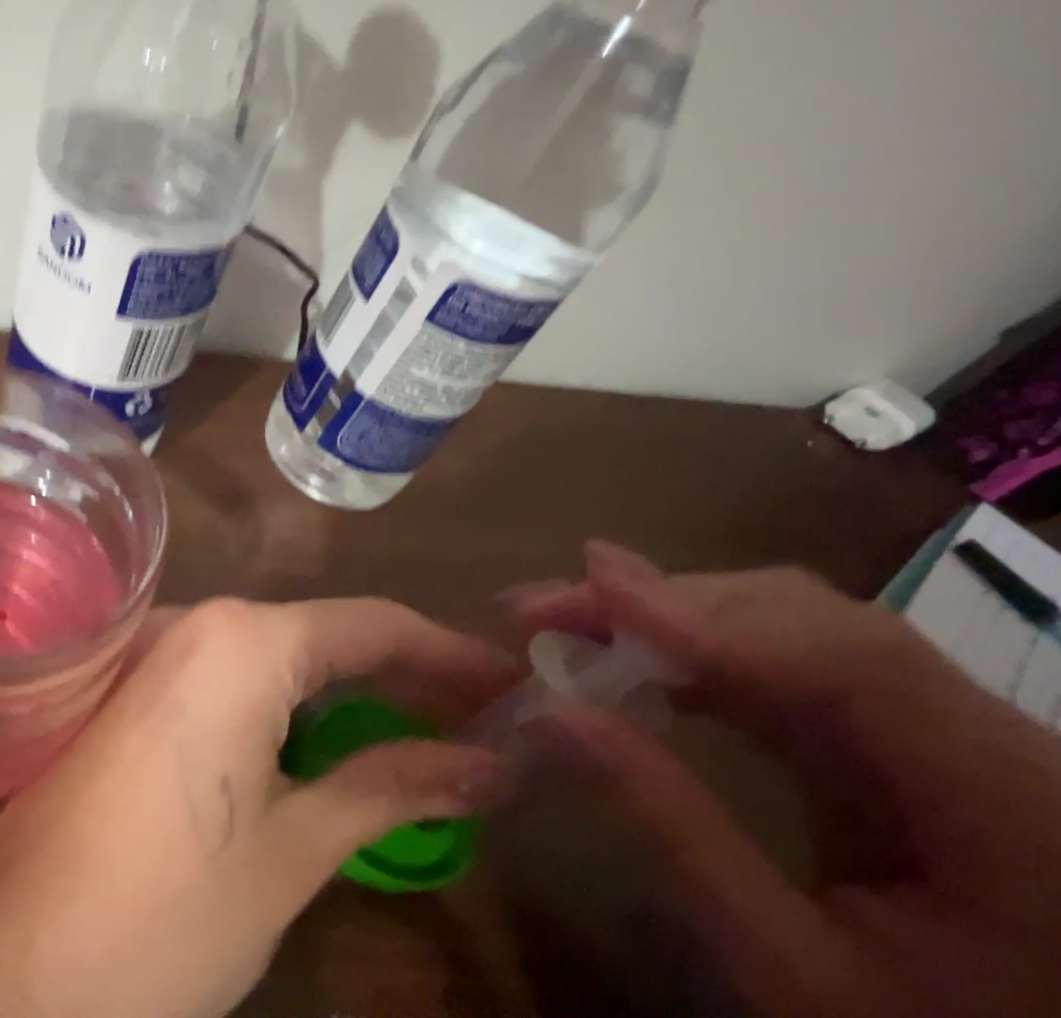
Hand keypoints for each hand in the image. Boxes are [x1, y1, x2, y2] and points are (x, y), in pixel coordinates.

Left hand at [0, 598, 519, 1017]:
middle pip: (323, 635)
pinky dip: (286, 712)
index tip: (518, 689)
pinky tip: (325, 751)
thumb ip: (392, 787)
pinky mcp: (125, 695)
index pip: (374, 625)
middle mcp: (191, 627)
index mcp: (239, 644)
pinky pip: (226, 683)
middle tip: (480, 730)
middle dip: (402, 679)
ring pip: (274, 660)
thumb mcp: (293, 851)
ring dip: (344, 698)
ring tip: (420, 745)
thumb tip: (493, 764)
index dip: (452, 656)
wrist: (7, 960)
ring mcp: (149, 658)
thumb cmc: (162, 911)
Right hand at [507, 542, 1060, 1017]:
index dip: (721, 624)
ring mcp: (946, 730)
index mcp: (1015, 804)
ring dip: (675, 616)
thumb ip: (675, 830)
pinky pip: (792, 667)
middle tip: (547, 604)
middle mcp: (996, 740)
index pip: (861, 665)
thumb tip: (553, 715)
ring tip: (569, 613)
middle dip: (673, 605)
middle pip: (821, 625)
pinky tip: (630, 646)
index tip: (599, 595)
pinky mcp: (898, 737)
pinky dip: (699, 653)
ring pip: (799, 630)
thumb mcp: (789, 965)